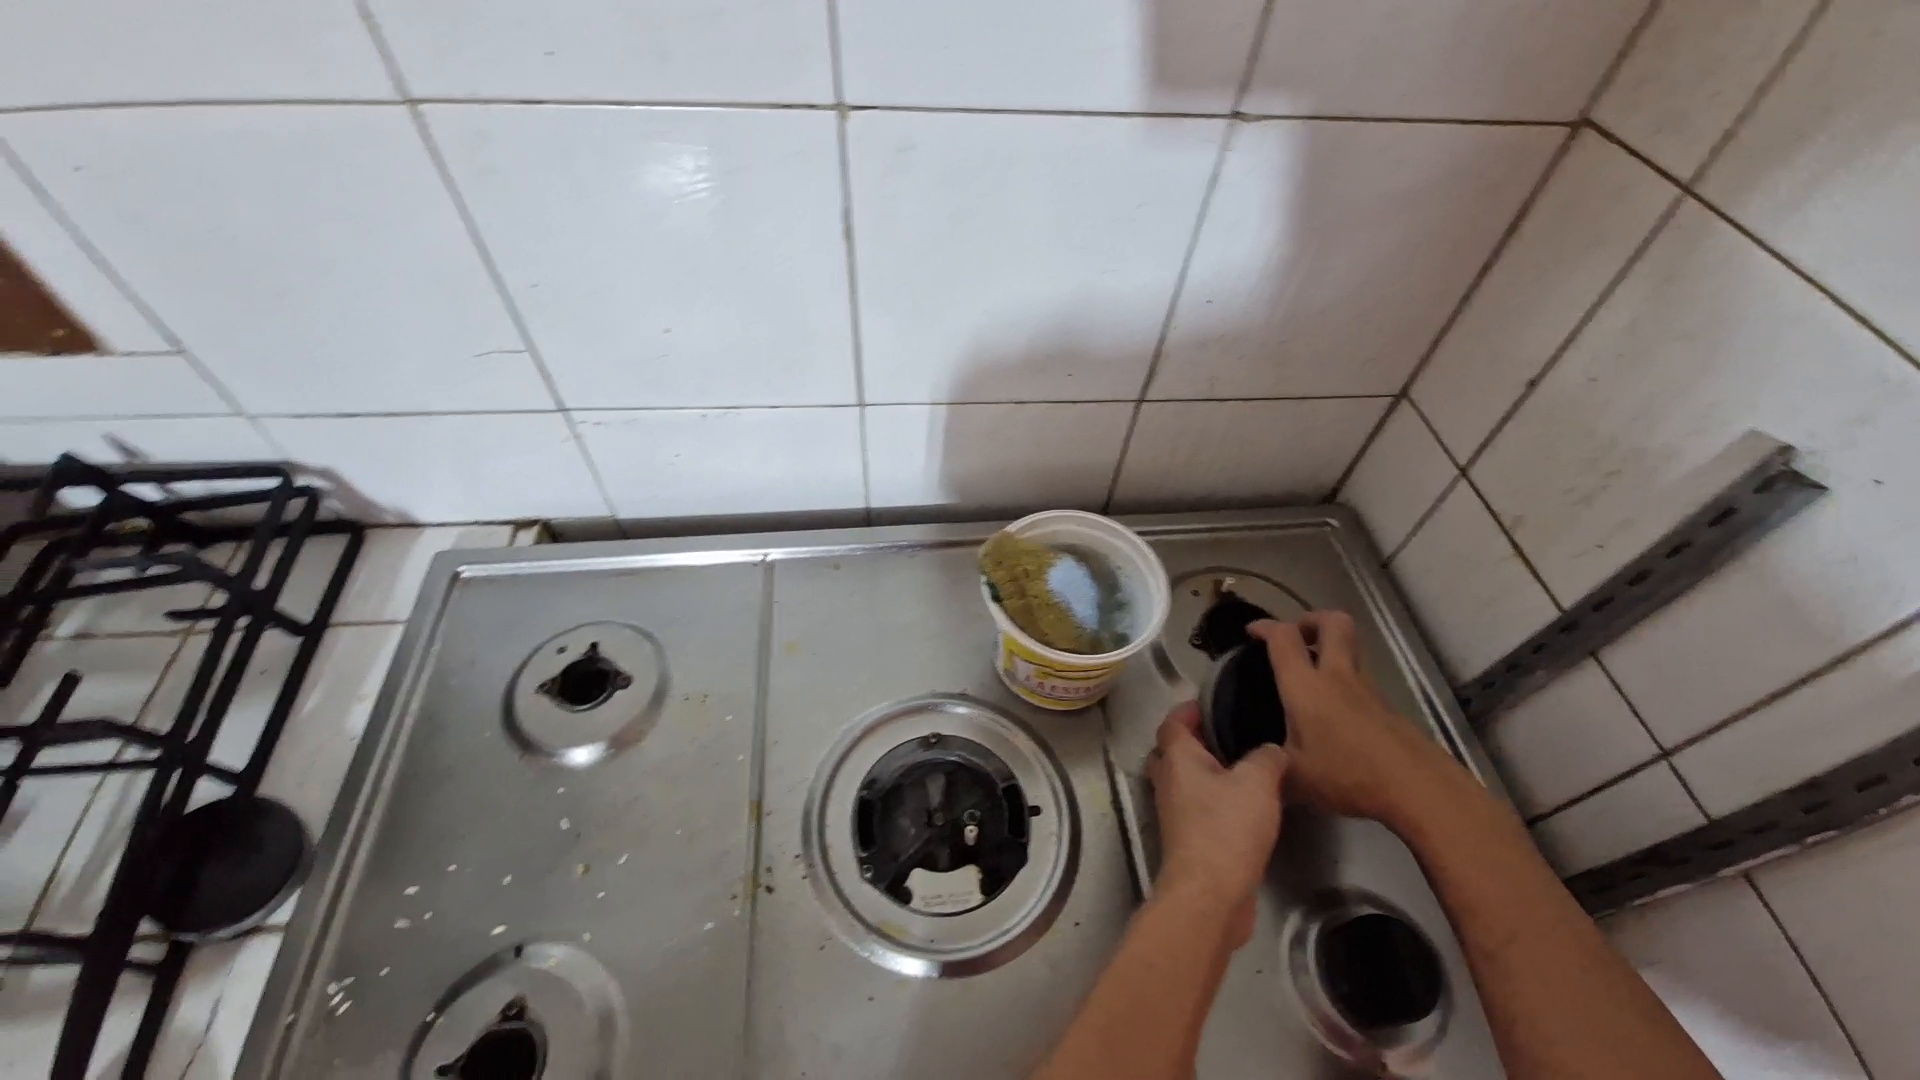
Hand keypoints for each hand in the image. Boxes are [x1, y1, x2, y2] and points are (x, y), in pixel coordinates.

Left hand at [1146, 701, 1286, 947]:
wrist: (1210, 893)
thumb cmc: (1226, 828)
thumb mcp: (1257, 782)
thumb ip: (1266, 758)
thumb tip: (1272, 750)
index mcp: (1176, 758)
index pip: (1172, 722)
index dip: (1188, 709)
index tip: (1211, 703)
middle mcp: (1168, 781)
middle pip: (1172, 751)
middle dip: (1196, 741)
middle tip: (1228, 735)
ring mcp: (1174, 812)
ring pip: (1185, 781)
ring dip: (1207, 773)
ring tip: (1244, 768)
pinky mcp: (1188, 839)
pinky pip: (1198, 808)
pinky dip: (1215, 800)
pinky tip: (1245, 806)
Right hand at [1249, 613, 1459, 827]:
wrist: (1418, 787)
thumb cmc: (1347, 775)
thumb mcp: (1296, 778)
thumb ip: (1272, 767)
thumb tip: (1259, 768)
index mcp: (1306, 686)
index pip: (1284, 638)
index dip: (1265, 626)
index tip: (1251, 631)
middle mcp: (1338, 677)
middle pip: (1333, 623)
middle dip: (1311, 620)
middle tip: (1295, 638)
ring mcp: (1368, 690)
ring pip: (1350, 652)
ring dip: (1330, 653)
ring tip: (1309, 682)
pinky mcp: (1387, 709)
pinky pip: (1360, 683)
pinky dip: (1343, 686)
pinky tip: (1333, 718)